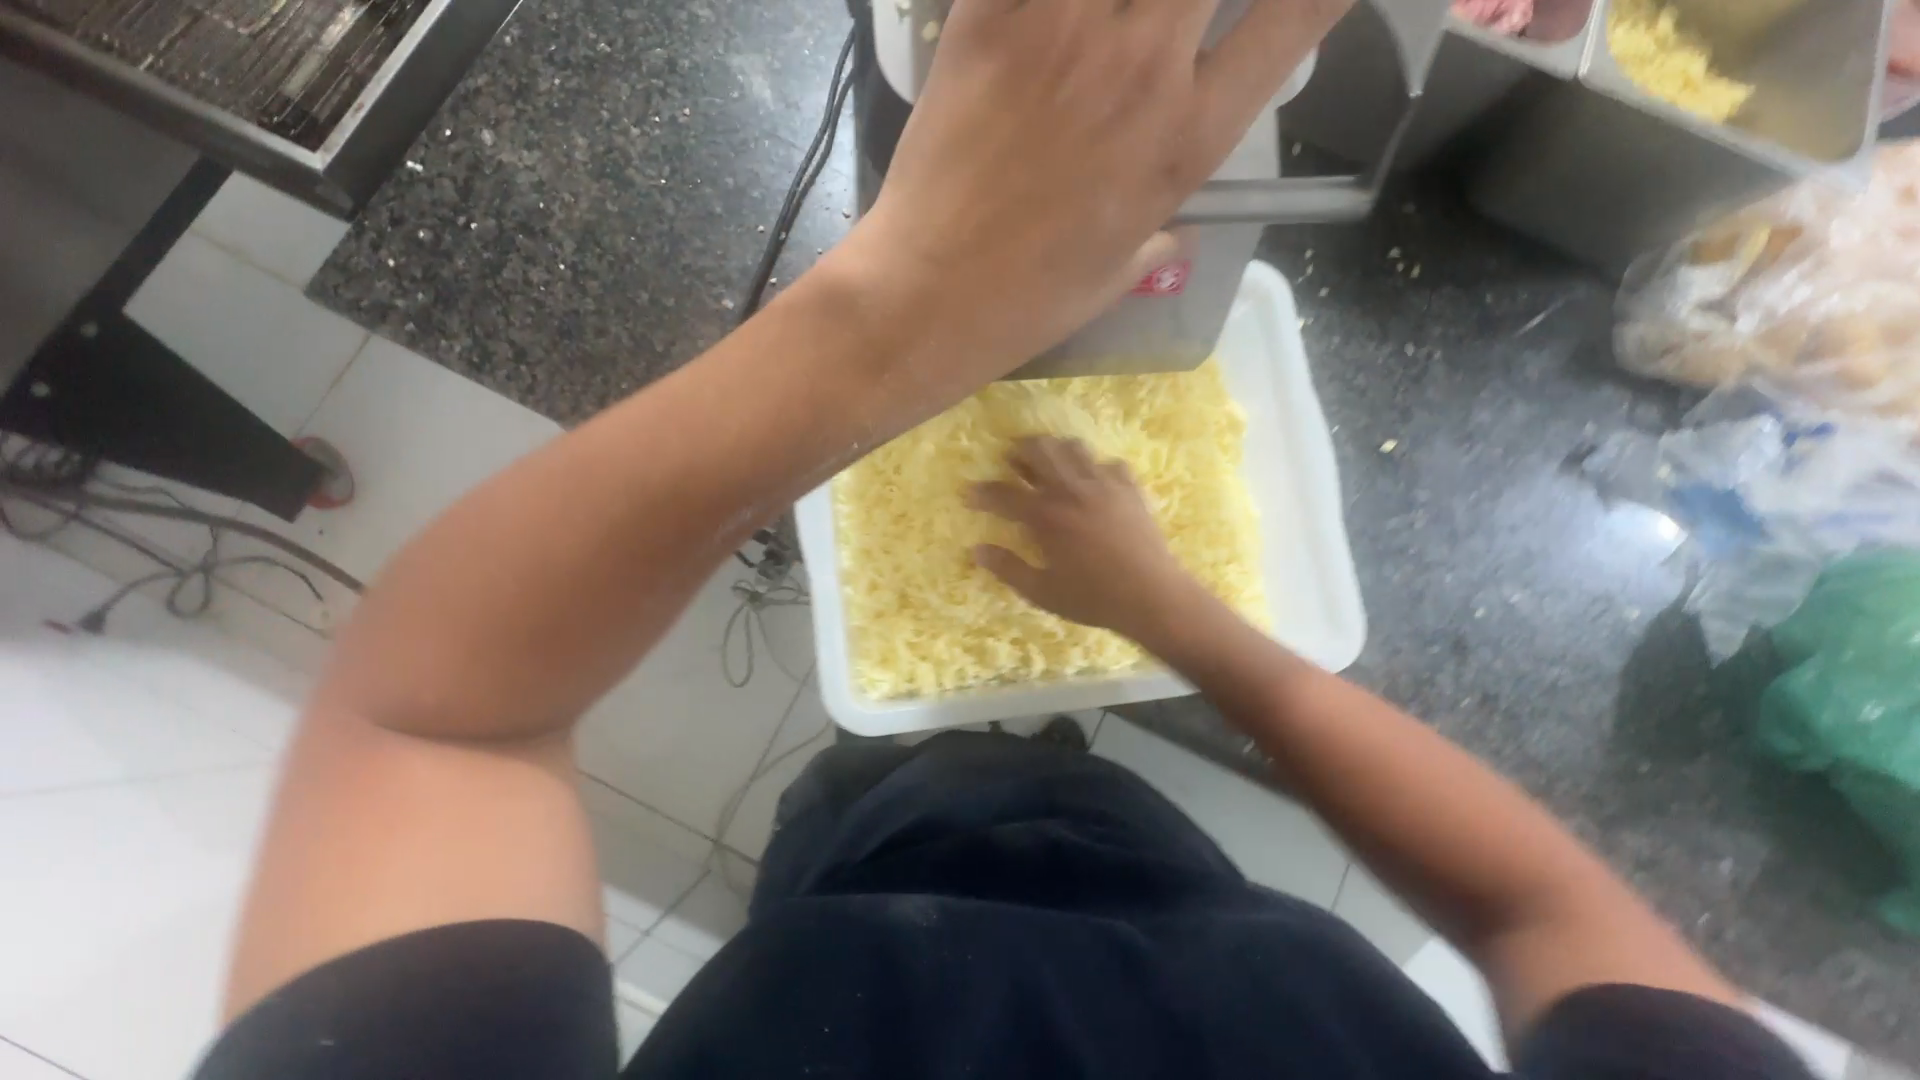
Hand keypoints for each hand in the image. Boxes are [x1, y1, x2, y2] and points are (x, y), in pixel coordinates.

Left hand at [835, 0, 1348, 389]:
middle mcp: (1142, 65)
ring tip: (1111, 16)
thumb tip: (1176, 229)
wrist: (929, 296)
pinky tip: (1042, 14)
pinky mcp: (989, 14)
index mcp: (1187, 137)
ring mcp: (1063, 28)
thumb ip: (1161, 231)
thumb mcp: (1119, 273)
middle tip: (1173, 14)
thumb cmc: (1029, 301)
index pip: (1297, 13)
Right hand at [969, 436, 1200, 640]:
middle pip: (1039, 450)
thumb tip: (977, 550)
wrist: (1152, 595)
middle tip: (1011, 461)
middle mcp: (1072, 490)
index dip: (982, 492)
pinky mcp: (1129, 488)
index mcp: (1046, 516)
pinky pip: (1109, 463)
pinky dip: (1096, 468)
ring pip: (1074, 447)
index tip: (969, 493)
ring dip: (1056, 450)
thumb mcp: (1043, 591)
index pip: (1004, 493)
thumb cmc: (1093, 598)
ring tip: (1049, 462)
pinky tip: (1093, 482)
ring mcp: (1104, 484)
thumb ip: (1008, 568)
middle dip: (1019, 451)